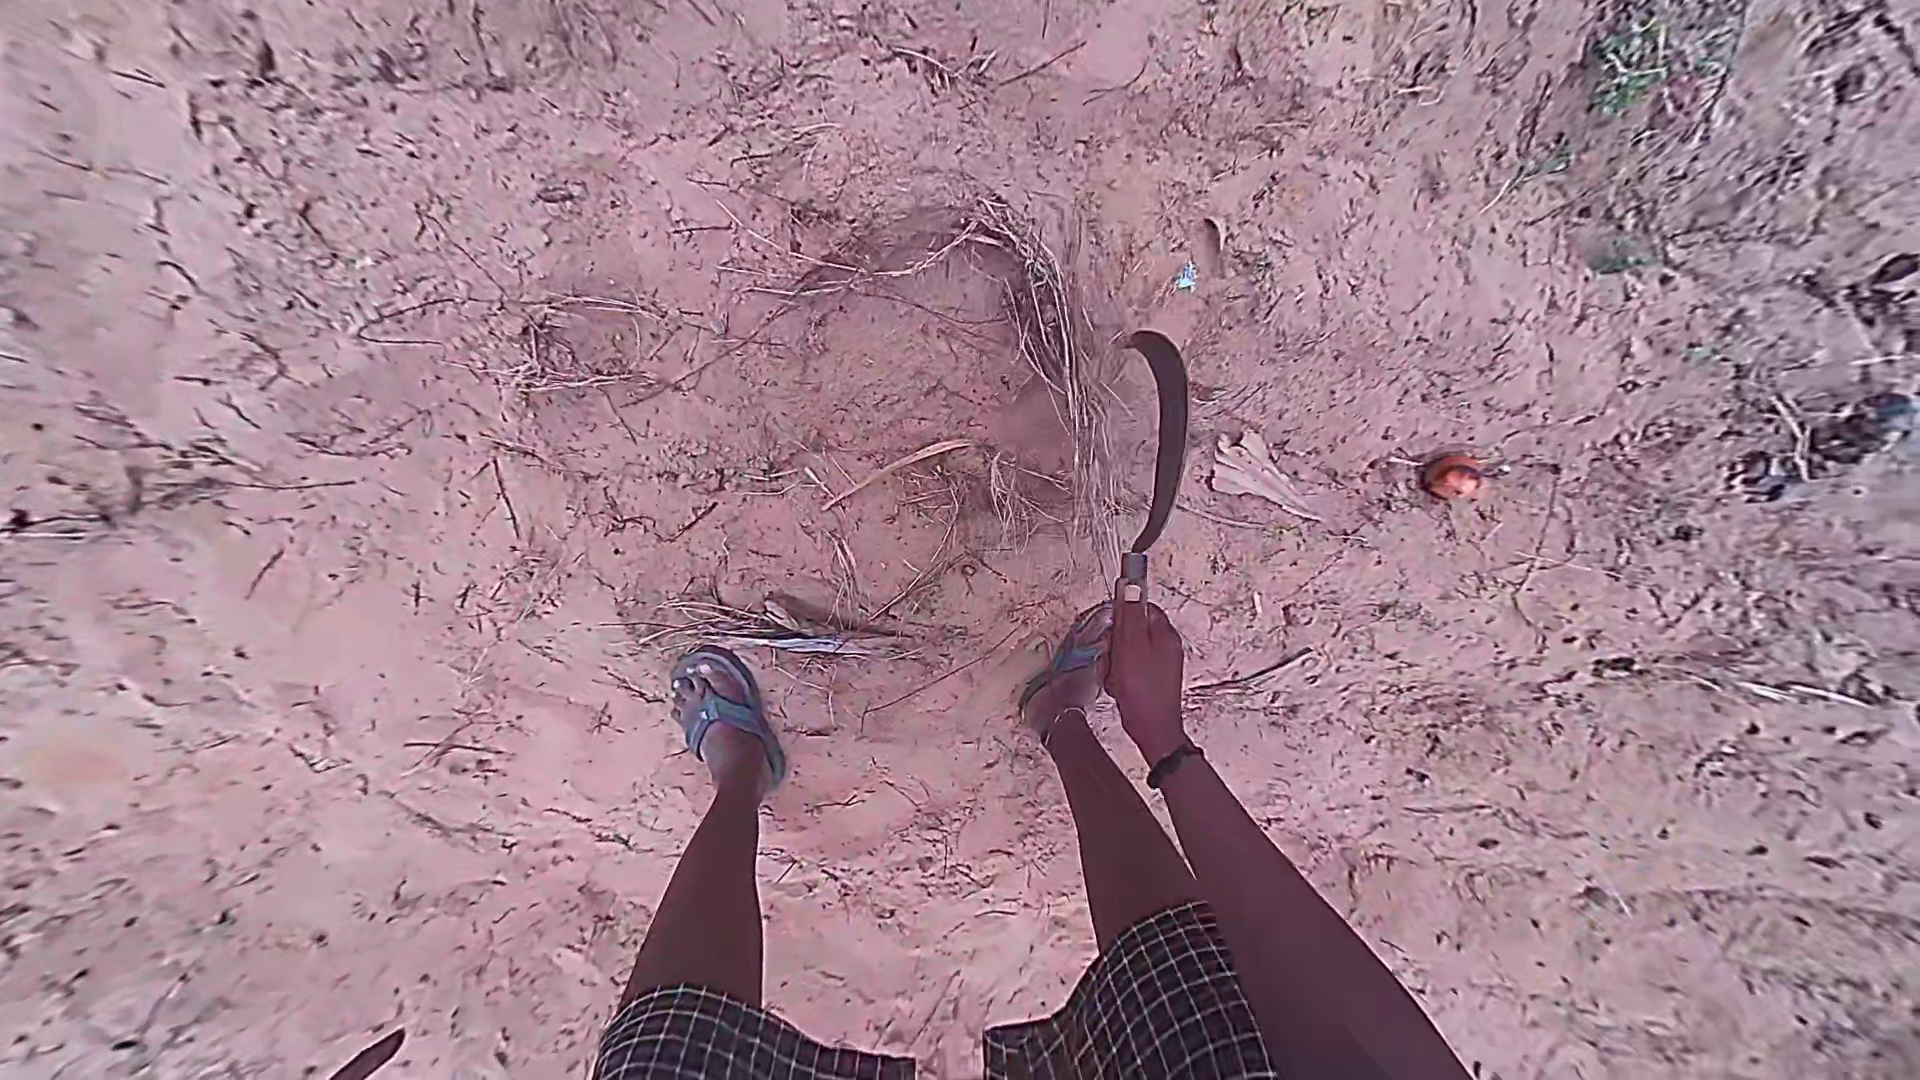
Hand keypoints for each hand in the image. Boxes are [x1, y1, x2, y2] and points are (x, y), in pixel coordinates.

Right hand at [1102, 581, 1185, 761]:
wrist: (1151, 727)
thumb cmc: (1142, 688)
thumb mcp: (1131, 644)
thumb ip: (1130, 614)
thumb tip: (1131, 585)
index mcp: (1164, 633)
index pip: (1141, 607)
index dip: (1122, 615)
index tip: (1112, 627)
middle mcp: (1165, 646)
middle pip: (1131, 628)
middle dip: (1115, 642)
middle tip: (1112, 656)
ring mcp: (1158, 664)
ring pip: (1126, 649)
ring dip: (1113, 660)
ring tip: (1114, 675)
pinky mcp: (1150, 679)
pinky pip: (1127, 667)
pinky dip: (1118, 675)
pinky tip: (1117, 685)